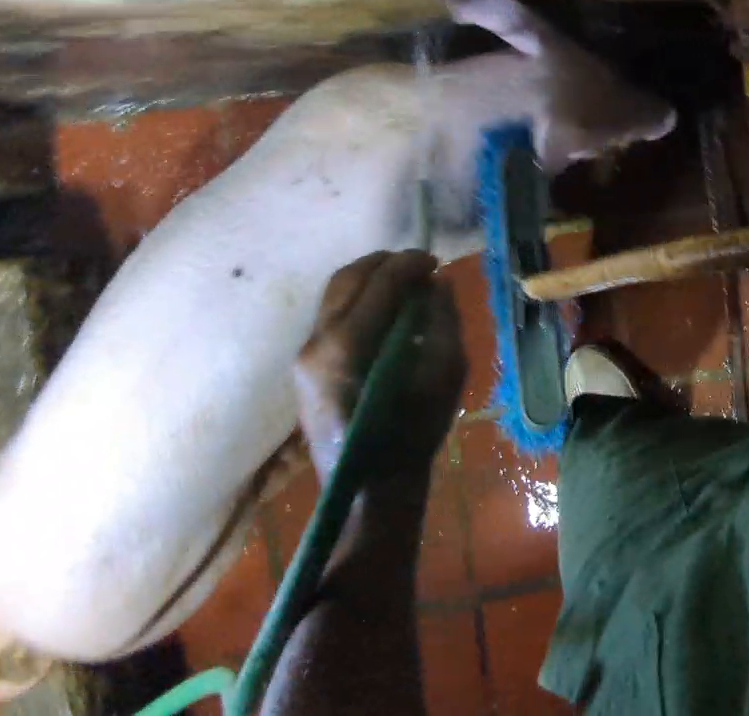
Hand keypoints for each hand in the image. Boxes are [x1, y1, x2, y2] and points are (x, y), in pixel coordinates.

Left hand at [293, 251, 465, 479]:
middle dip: (385, 263)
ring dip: (370, 279)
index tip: (437, 260)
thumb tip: (438, 285)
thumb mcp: (444, 375)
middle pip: (348, 278)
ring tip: (405, 285)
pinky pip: (331, 316)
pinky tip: (386, 312)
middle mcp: (317, 342)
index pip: (380, 281)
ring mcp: (304, 355)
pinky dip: (360, 301)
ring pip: (335, 294)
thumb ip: (443, 323)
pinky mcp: (304, 368)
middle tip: (420, 265)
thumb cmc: (414, 434)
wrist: (368, 488)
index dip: (411, 263)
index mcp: (349, 344)